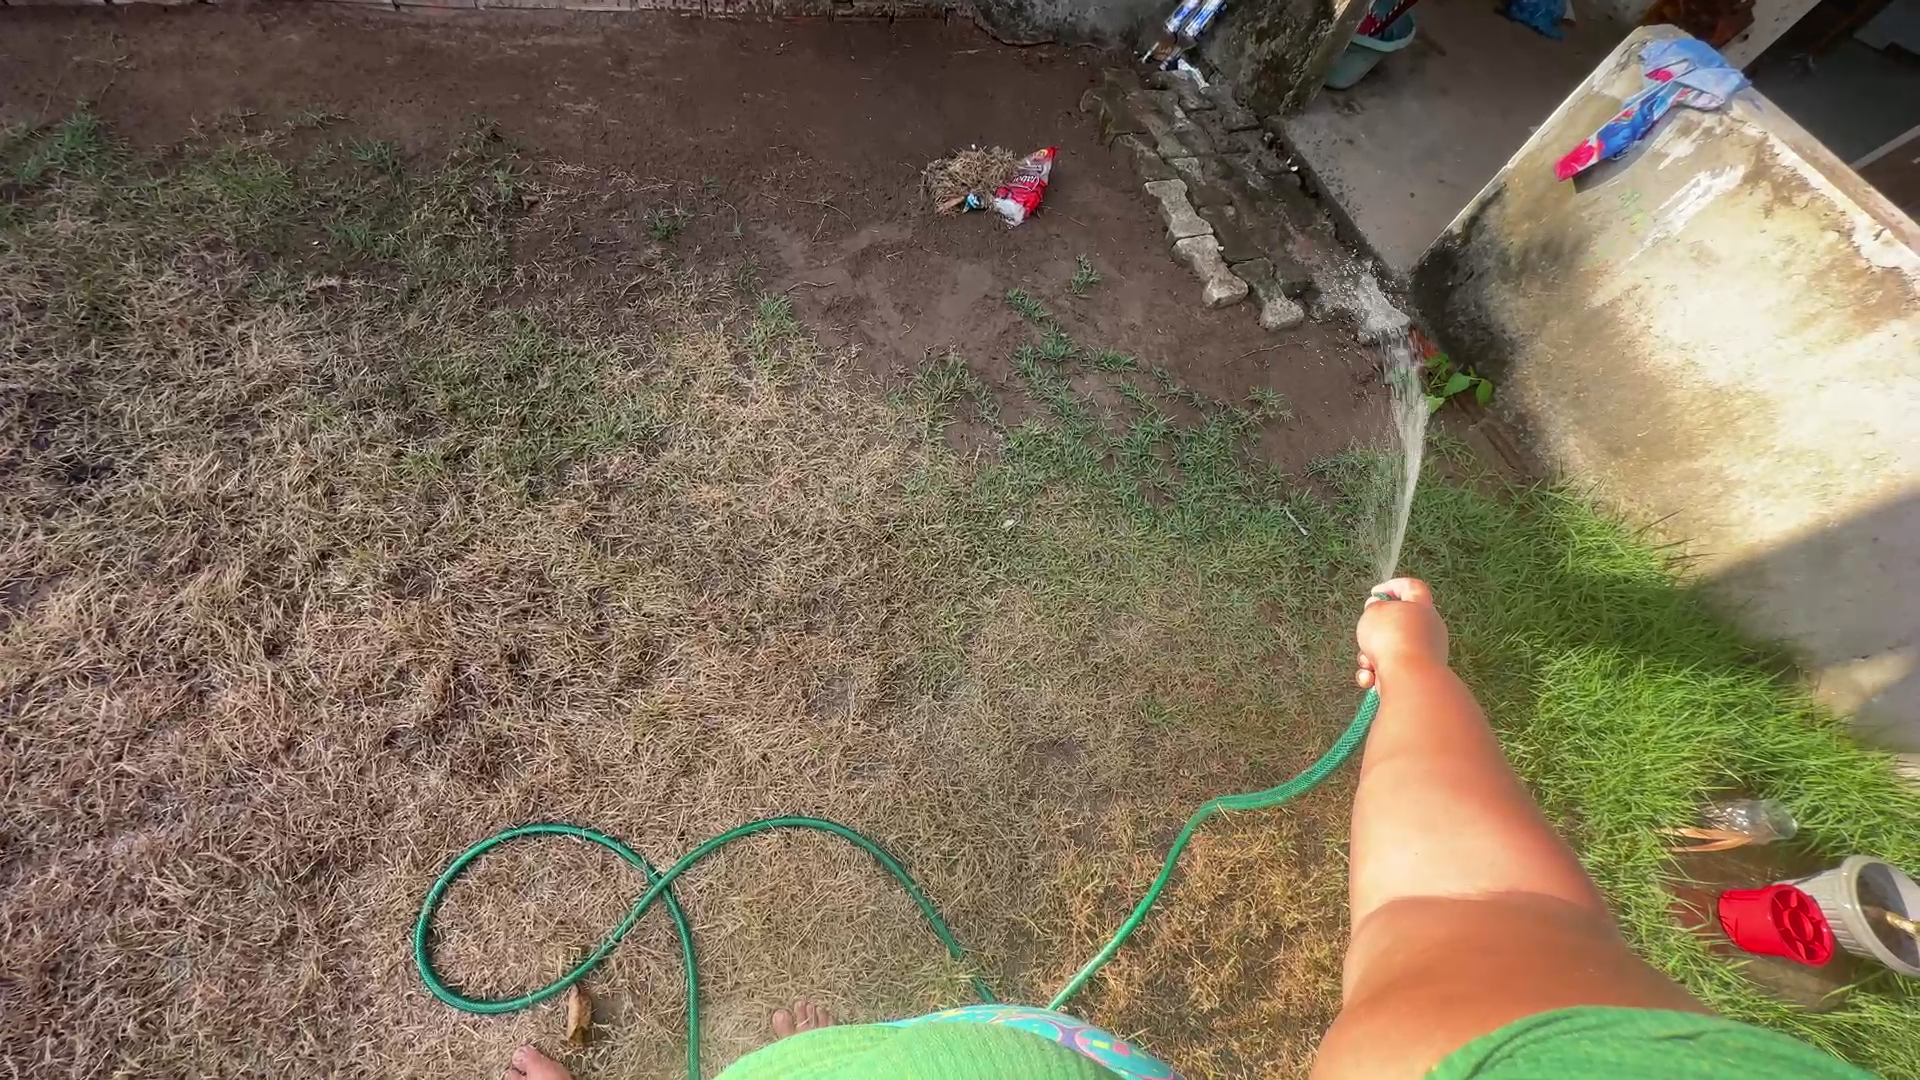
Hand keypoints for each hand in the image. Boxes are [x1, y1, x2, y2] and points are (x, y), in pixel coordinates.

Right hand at [1355, 577, 1448, 689]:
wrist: (1408, 677)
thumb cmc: (1392, 639)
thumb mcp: (1374, 611)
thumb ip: (1375, 606)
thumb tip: (1378, 607)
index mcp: (1421, 607)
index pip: (1412, 587)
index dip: (1393, 586)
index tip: (1375, 593)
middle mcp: (1428, 629)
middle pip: (1399, 622)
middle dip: (1376, 630)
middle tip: (1366, 632)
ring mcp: (1425, 653)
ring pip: (1390, 648)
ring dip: (1372, 655)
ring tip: (1367, 662)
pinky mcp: (1418, 674)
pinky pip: (1391, 668)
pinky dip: (1377, 673)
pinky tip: (1371, 678)